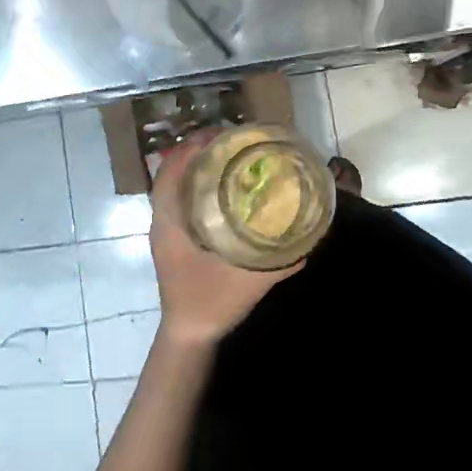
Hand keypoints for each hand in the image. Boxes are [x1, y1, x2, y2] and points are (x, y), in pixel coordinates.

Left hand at [148, 132, 302, 345]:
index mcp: (169, 225)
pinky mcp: (173, 238)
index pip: (169, 175)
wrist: (188, 334)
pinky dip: (195, 188)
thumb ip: (278, 263)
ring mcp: (165, 230)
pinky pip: (179, 201)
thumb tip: (309, 240)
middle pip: (170, 175)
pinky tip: (221, 189)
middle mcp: (162, 221)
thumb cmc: (209, 305)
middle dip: (193, 153)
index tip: (214, 135)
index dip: (187, 151)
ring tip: (225, 156)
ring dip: (193, 169)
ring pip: (173, 187)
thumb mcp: (247, 283)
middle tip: (227, 141)